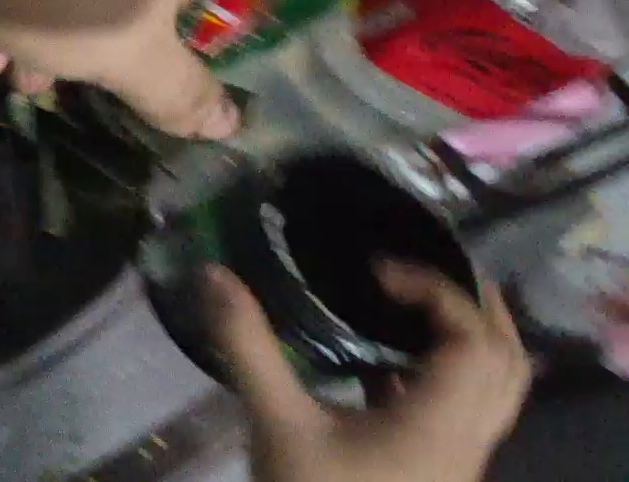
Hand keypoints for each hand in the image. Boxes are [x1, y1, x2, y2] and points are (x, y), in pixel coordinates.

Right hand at [205, 262, 530, 481]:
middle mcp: (465, 438)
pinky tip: (385, 353)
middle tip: (420, 260)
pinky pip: (461, 403)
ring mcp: (454, 454)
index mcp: (438, 424)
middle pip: (508, 365)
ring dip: (466, 333)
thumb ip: (247, 345)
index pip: (475, 344)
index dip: (437, 292)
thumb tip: (214, 273)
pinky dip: (441, 364)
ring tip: (411, 295)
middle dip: (475, 305)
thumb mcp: (273, 418)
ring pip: (493, 387)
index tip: (372, 269)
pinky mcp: (432, 461)